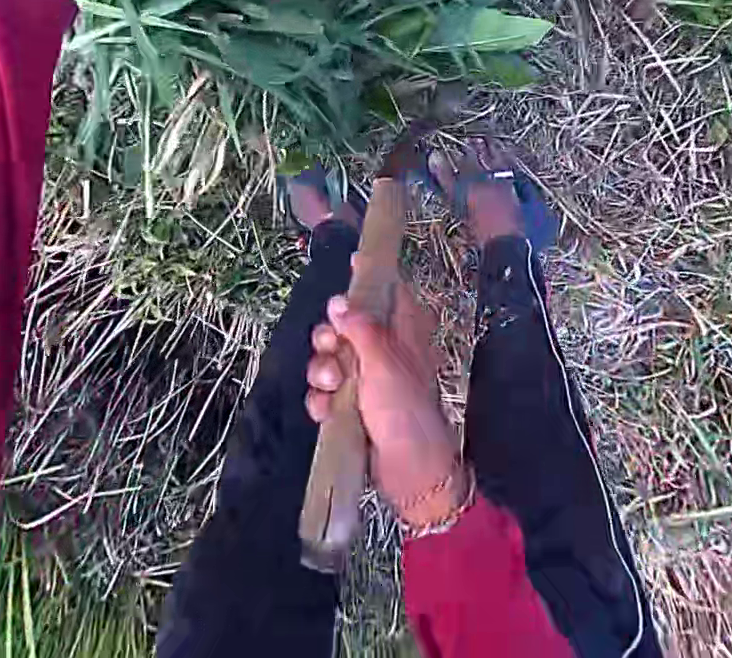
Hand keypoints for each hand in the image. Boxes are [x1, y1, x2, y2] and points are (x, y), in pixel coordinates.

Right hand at [305, 264, 466, 529]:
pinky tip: (326, 411)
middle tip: (330, 346)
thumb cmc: (404, 407)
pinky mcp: (351, 405)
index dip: (370, 275)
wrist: (410, 471)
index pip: (387, 291)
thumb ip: (359, 328)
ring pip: (329, 358)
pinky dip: (321, 398)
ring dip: (322, 370)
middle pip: (344, 324)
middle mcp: (382, 349)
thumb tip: (337, 302)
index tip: (351, 261)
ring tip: (331, 386)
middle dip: (329, 336)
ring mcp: (365, 378)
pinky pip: (324, 390)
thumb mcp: (384, 362)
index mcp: (401, 332)